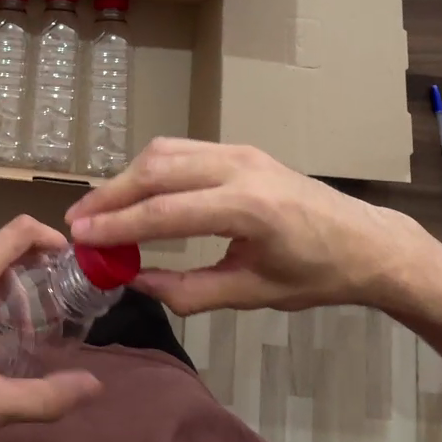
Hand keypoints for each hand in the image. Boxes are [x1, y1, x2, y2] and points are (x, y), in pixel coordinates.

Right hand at [65, 137, 435, 314]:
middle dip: (111, 195)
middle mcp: (239, 168)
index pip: (166, 212)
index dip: (118, 225)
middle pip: (157, 170)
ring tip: (99, 208)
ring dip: (125, 177)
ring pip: (164, 151)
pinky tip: (134, 190)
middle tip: (78, 221)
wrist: (363, 240)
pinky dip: (149, 167)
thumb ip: (188, 291)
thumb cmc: (314, 275)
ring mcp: (238, 150)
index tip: (81, 237)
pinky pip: (181, 148)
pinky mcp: (237, 147)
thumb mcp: (252, 294)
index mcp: (248, 209)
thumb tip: (132, 280)